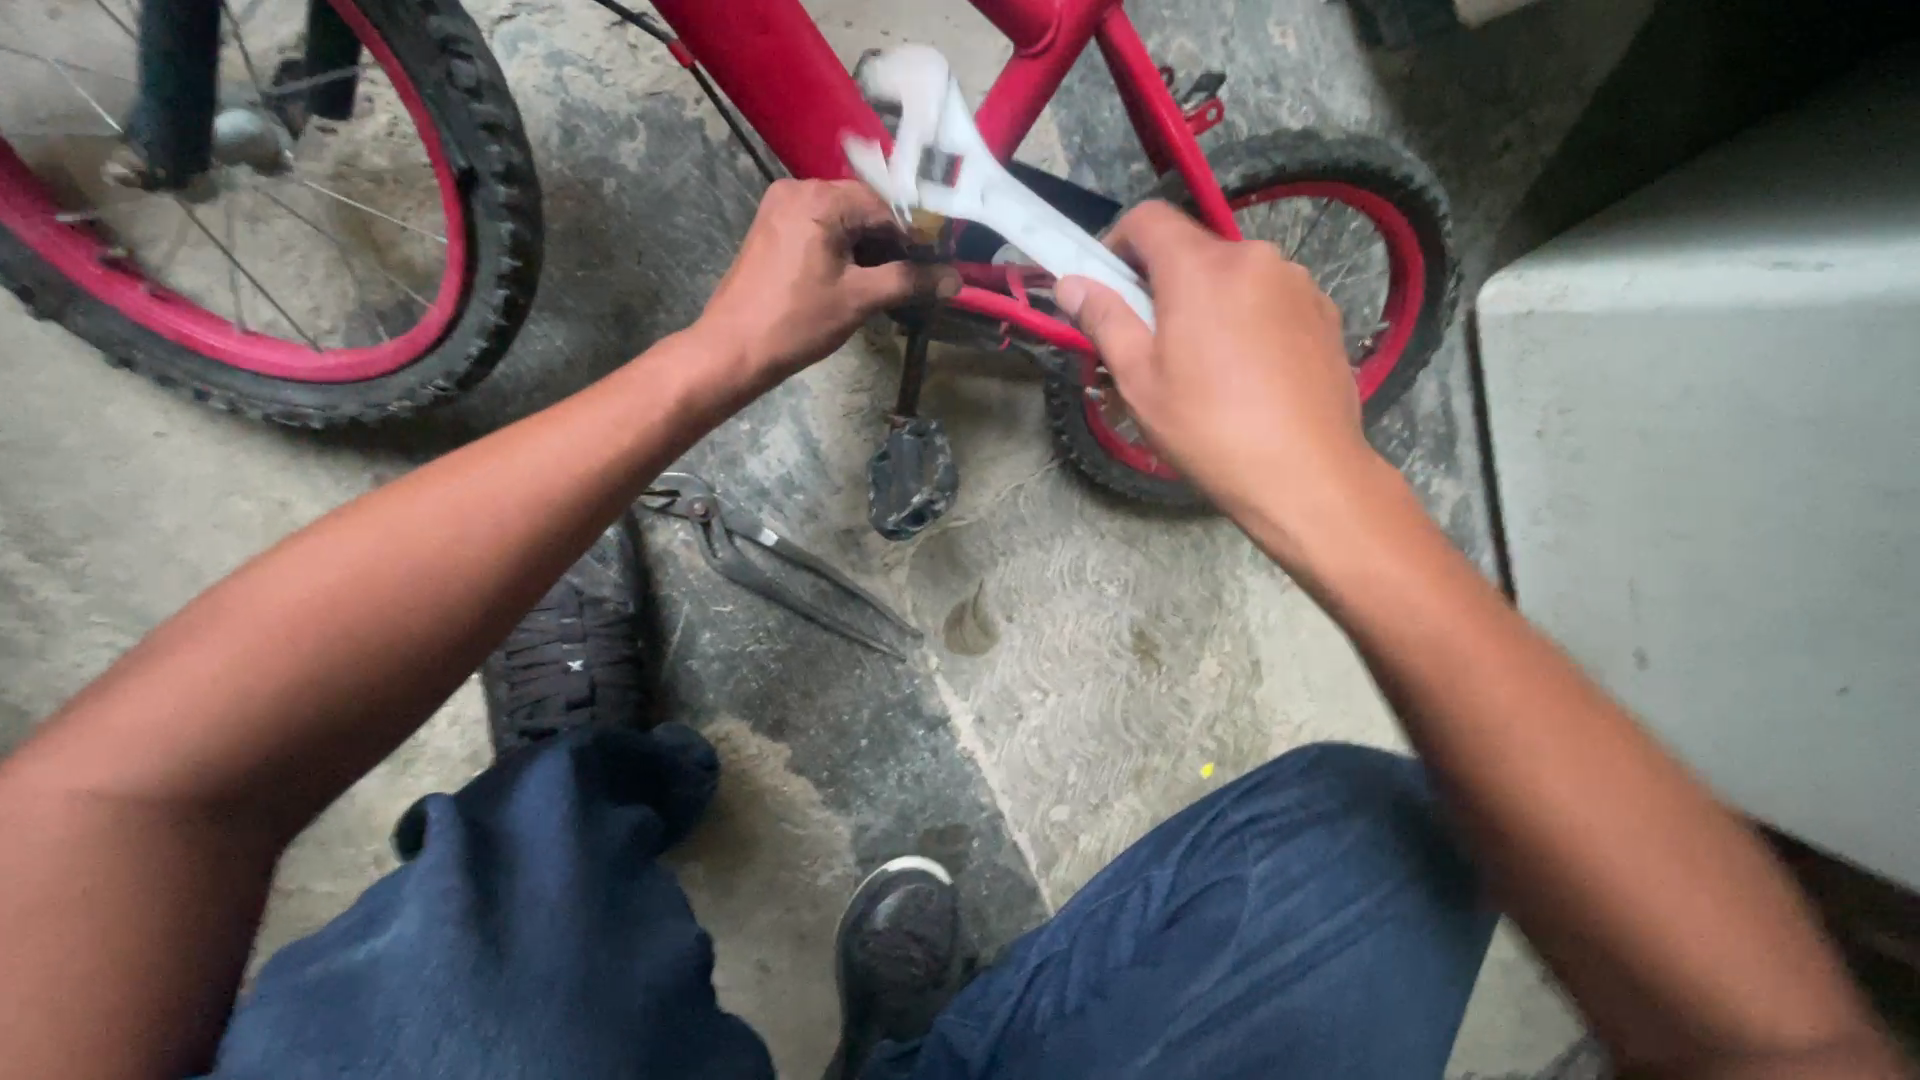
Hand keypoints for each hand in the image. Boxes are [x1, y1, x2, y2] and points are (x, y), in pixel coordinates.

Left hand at [690, 179, 956, 394]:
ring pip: (842, 218)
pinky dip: (844, 247)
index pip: (885, 204)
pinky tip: (860, 275)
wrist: (733, 348)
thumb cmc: (797, 321)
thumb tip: (955, 279)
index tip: (939, 261)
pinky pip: (821, 228)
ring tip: (892, 279)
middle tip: (918, 273)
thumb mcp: (860, 299)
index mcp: (819, 198)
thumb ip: (910, 281)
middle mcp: (798, 189)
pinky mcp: (773, 228)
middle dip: (892, 239)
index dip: (916, 232)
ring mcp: (780, 207)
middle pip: (863, 206)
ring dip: (870, 245)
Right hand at [1056, 202, 1389, 556]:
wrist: (1307, 474)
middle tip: (1151, 346)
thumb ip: (1104, 320)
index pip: (1148, 218)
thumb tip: (1070, 284)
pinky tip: (1248, 375)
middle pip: (1193, 251)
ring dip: (1208, 304)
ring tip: (1206, 369)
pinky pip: (1270, 300)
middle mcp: (1254, 258)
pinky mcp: (1325, 312)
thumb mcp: (1140, 380)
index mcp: (1201, 268)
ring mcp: (1297, 283)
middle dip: (1163, 286)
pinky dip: (1248, 320)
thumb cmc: (1208, 429)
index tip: (1108, 289)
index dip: (1116, 244)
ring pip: (1234, 277)